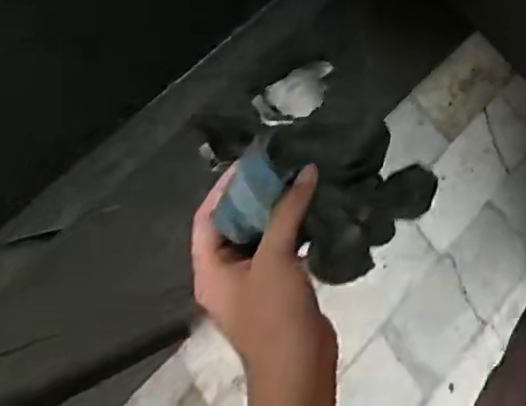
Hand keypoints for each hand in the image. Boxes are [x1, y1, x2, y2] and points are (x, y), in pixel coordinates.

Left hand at [191, 164, 336, 405]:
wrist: (299, 365)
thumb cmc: (273, 314)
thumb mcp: (275, 258)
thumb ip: (288, 211)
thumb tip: (306, 170)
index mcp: (212, 269)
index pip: (207, 218)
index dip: (224, 187)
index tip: (253, 159)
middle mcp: (228, 271)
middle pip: (236, 221)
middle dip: (258, 191)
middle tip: (284, 162)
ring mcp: (255, 277)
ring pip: (264, 231)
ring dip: (282, 205)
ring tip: (303, 175)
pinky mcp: (281, 281)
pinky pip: (285, 243)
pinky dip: (298, 223)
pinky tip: (318, 204)